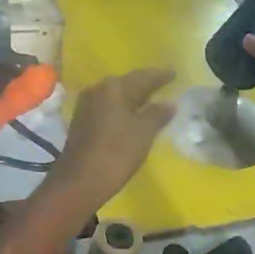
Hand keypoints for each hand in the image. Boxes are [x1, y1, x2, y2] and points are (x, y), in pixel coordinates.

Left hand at [47, 68, 175, 208]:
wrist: (80, 180)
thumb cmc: (116, 153)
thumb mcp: (144, 133)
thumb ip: (158, 114)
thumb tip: (170, 103)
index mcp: (114, 88)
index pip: (143, 77)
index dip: (160, 76)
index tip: (174, 72)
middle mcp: (98, 90)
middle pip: (127, 83)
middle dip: (145, 84)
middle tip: (164, 84)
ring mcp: (87, 104)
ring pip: (115, 95)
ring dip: (132, 97)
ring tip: (151, 98)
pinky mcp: (81, 120)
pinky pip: (107, 106)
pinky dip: (121, 108)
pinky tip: (131, 114)